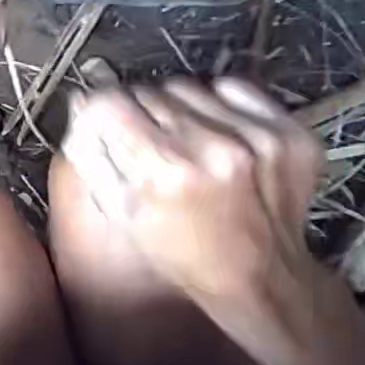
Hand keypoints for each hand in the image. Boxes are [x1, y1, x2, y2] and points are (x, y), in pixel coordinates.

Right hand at [61, 78, 323, 307]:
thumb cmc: (185, 253)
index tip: (109, 123)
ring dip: (177, 107)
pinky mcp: (286, 132)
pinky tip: (219, 135)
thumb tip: (79, 104)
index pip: (110, 103)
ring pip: (186, 86)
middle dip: (139, 115)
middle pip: (147, 93)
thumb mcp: (124, 215)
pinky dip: (218, 103)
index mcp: (166, 173)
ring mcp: (255, 137)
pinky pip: (231, 87)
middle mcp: (212, 147)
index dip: (103, 113)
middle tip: (151, 144)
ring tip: (187, 142)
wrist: (263, 279)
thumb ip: (92, 155)